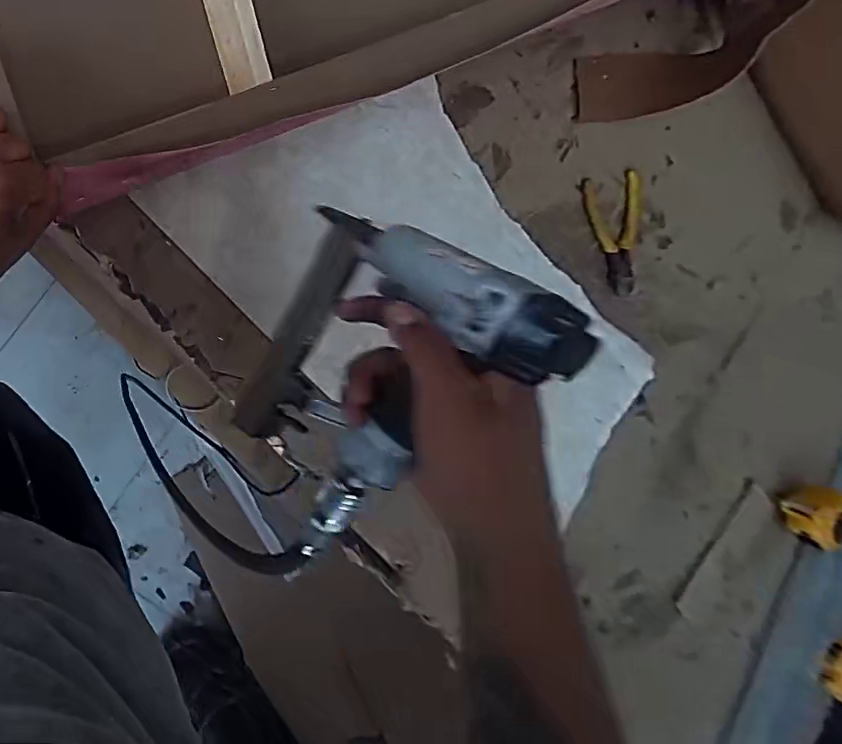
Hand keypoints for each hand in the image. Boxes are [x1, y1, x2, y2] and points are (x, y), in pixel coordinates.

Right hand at [338, 297, 549, 526]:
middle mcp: (476, 372)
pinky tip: (362, 423)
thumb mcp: (449, 398)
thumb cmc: (479, 464)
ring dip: (370, 385)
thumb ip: (424, 345)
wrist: (496, 543)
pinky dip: (378, 407)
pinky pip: (401, 401)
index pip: (446, 310)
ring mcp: (457, 401)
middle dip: (375, 357)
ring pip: (401, 373)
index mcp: (494, 358)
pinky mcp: (440, 426)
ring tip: (356, 412)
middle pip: (414, 342)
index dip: (401, 299)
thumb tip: (399, 305)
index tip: (357, 303)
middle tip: (344, 359)